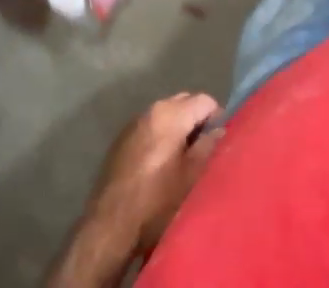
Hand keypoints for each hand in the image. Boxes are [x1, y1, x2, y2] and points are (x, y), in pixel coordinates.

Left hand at [84, 93, 222, 252]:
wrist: (109, 226)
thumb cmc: (156, 201)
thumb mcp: (191, 176)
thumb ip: (209, 146)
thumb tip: (220, 130)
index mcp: (171, 115)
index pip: (205, 101)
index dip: (217, 119)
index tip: (217, 143)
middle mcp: (150, 111)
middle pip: (184, 102)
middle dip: (196, 121)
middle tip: (201, 150)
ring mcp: (132, 124)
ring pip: (165, 114)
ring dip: (177, 128)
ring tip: (181, 159)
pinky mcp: (120, 140)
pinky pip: (149, 127)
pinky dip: (160, 136)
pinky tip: (159, 164)